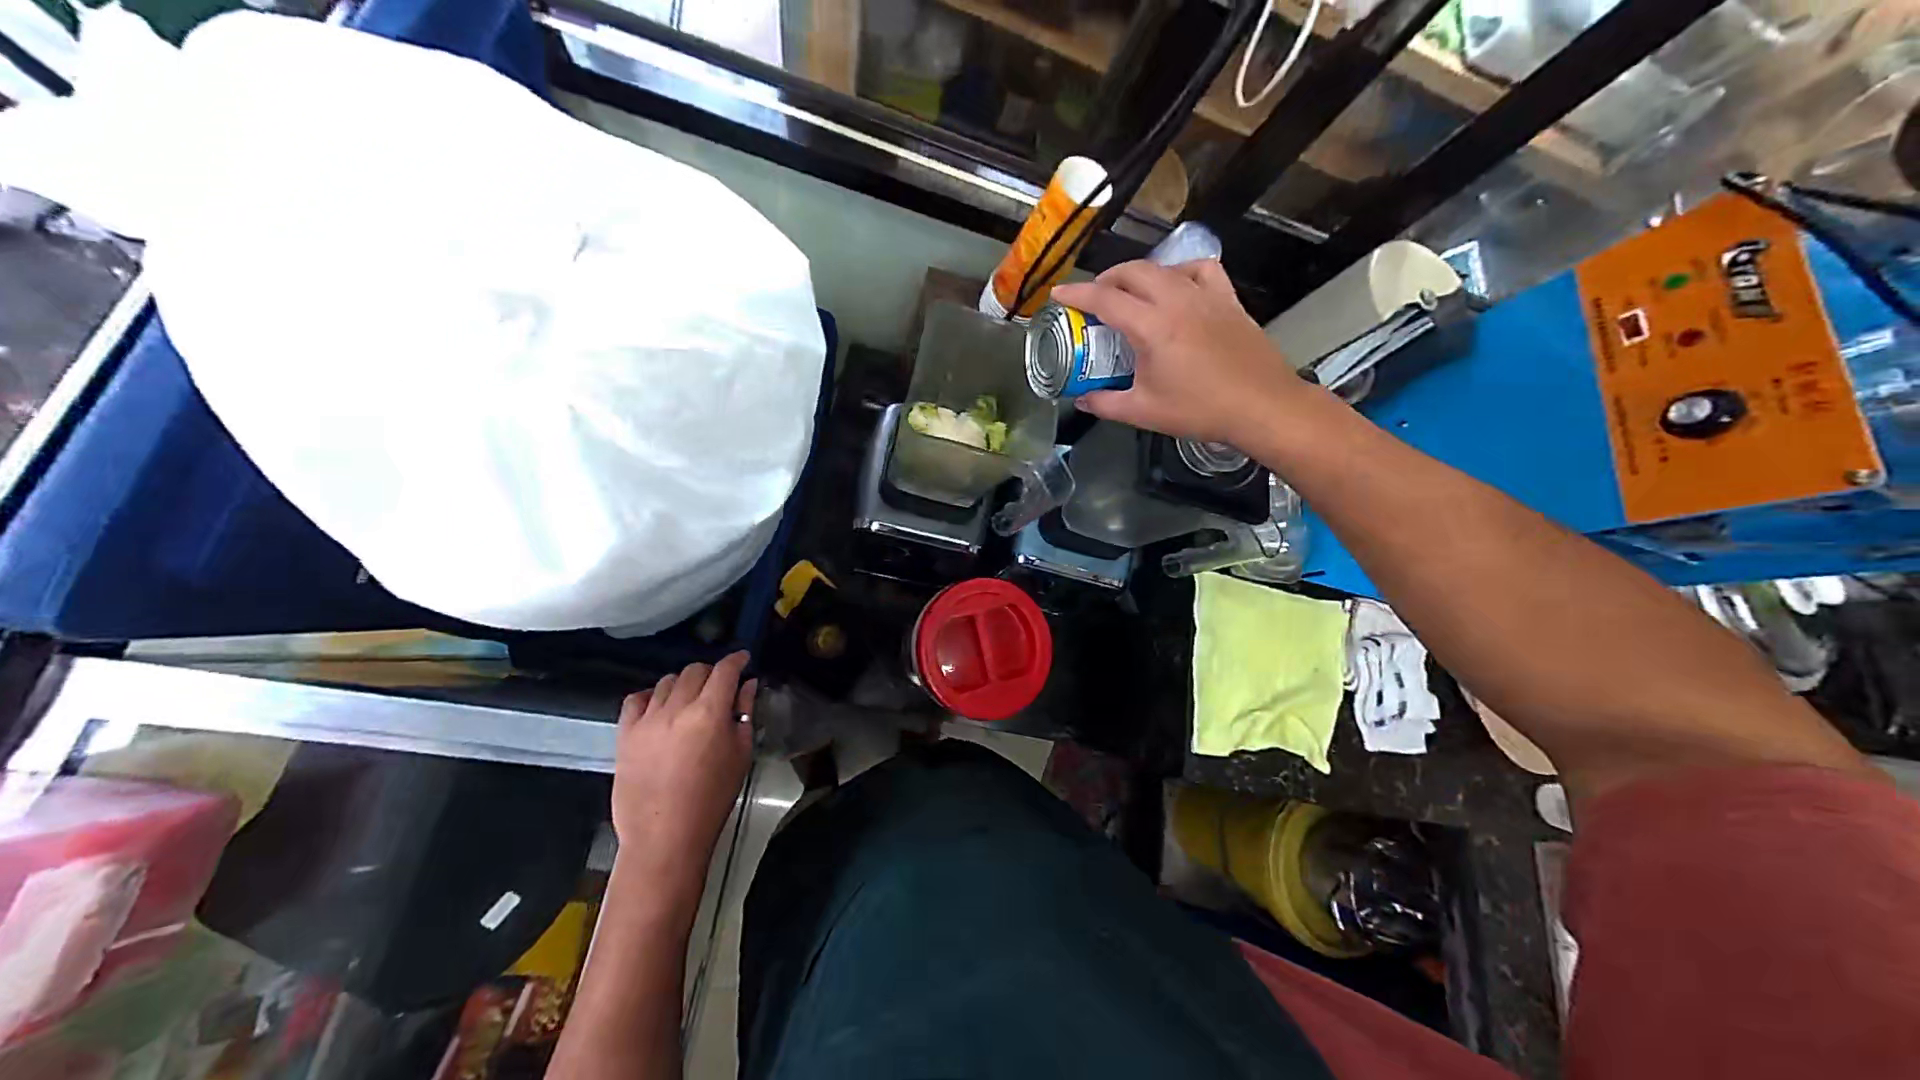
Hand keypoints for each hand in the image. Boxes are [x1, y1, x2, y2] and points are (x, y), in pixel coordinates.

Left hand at [611, 652, 755, 865]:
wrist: (665, 835)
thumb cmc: (712, 798)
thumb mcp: (740, 755)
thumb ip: (744, 714)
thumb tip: (746, 685)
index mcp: (710, 713)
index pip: (725, 670)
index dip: (737, 660)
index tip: (743, 660)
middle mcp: (677, 708)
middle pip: (695, 670)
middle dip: (711, 672)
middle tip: (720, 686)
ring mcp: (647, 719)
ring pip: (667, 682)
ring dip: (684, 683)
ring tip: (691, 699)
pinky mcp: (625, 733)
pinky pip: (637, 699)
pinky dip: (651, 696)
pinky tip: (660, 706)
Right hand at [1051, 259, 1311, 446]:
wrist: (1262, 406)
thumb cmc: (1201, 410)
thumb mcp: (1144, 412)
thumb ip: (1106, 403)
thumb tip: (1083, 400)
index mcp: (1152, 326)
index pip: (1105, 298)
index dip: (1077, 294)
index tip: (1059, 294)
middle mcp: (1177, 300)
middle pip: (1132, 272)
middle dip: (1106, 279)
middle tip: (1092, 298)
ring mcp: (1206, 296)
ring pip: (1164, 267)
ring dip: (1139, 275)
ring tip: (1129, 293)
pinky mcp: (1228, 300)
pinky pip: (1201, 270)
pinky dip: (1181, 272)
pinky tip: (1177, 287)